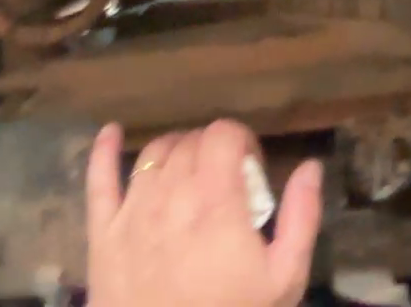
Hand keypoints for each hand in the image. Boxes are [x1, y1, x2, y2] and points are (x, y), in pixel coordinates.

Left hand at [85, 119, 323, 306]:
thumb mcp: (284, 278)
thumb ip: (302, 217)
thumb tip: (311, 166)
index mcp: (216, 200)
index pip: (224, 133)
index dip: (241, 140)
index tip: (251, 166)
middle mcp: (171, 195)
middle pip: (191, 140)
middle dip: (213, 147)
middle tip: (226, 177)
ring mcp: (132, 214)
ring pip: (154, 154)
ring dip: (177, 150)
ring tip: (191, 170)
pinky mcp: (102, 236)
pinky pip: (99, 183)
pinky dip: (103, 152)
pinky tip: (111, 132)